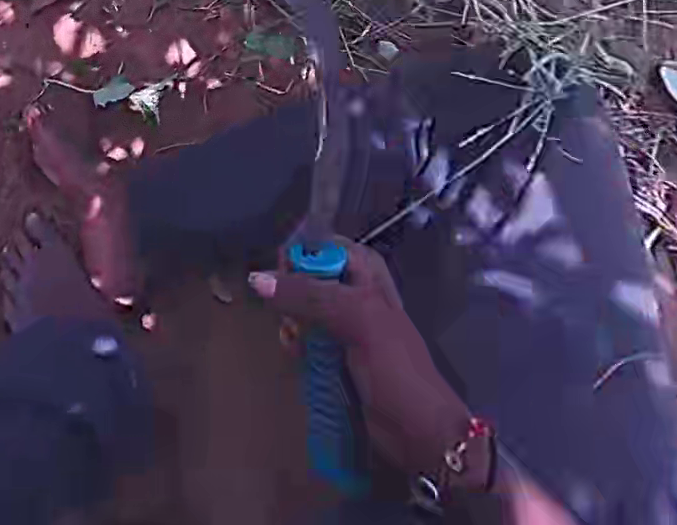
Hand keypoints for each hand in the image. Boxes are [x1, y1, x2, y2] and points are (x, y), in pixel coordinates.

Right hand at [249, 240, 478, 485]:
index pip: (317, 242)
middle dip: (286, 291)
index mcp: (363, 269)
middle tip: (286, 312)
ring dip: (288, 319)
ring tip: (292, 337)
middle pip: (301, 272)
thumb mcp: (355, 317)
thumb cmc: (395, 367)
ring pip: (297, 304)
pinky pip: (301, 332)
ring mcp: (341, 320)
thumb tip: (256, 280)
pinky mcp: (332, 349)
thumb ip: (307, 294)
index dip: (294, 255)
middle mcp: (351, 288)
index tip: (280, 275)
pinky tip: (294, 351)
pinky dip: (292, 340)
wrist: (419, 434)